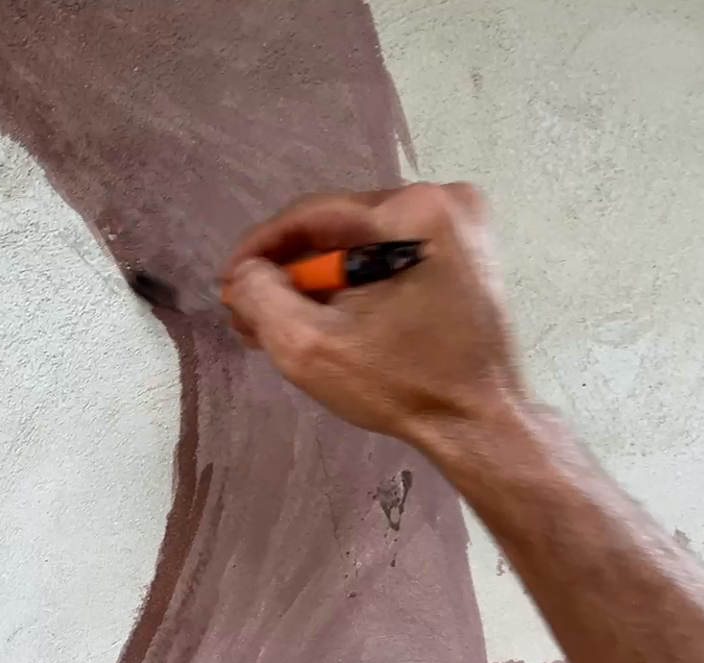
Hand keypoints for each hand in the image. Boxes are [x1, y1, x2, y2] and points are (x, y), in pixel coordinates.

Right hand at [222, 183, 522, 449]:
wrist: (476, 419)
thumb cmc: (395, 384)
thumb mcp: (308, 345)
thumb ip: (262, 297)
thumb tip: (245, 272)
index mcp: (407, 213)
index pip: (310, 215)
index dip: (258, 249)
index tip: (228, 283)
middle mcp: (440, 201)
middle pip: (335, 229)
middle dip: (286, 273)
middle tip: (248, 313)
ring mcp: (460, 226)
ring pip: (359, 245)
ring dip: (315, 282)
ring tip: (277, 324)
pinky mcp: (465, 254)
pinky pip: (387, 257)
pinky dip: (351, 284)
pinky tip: (324, 318)